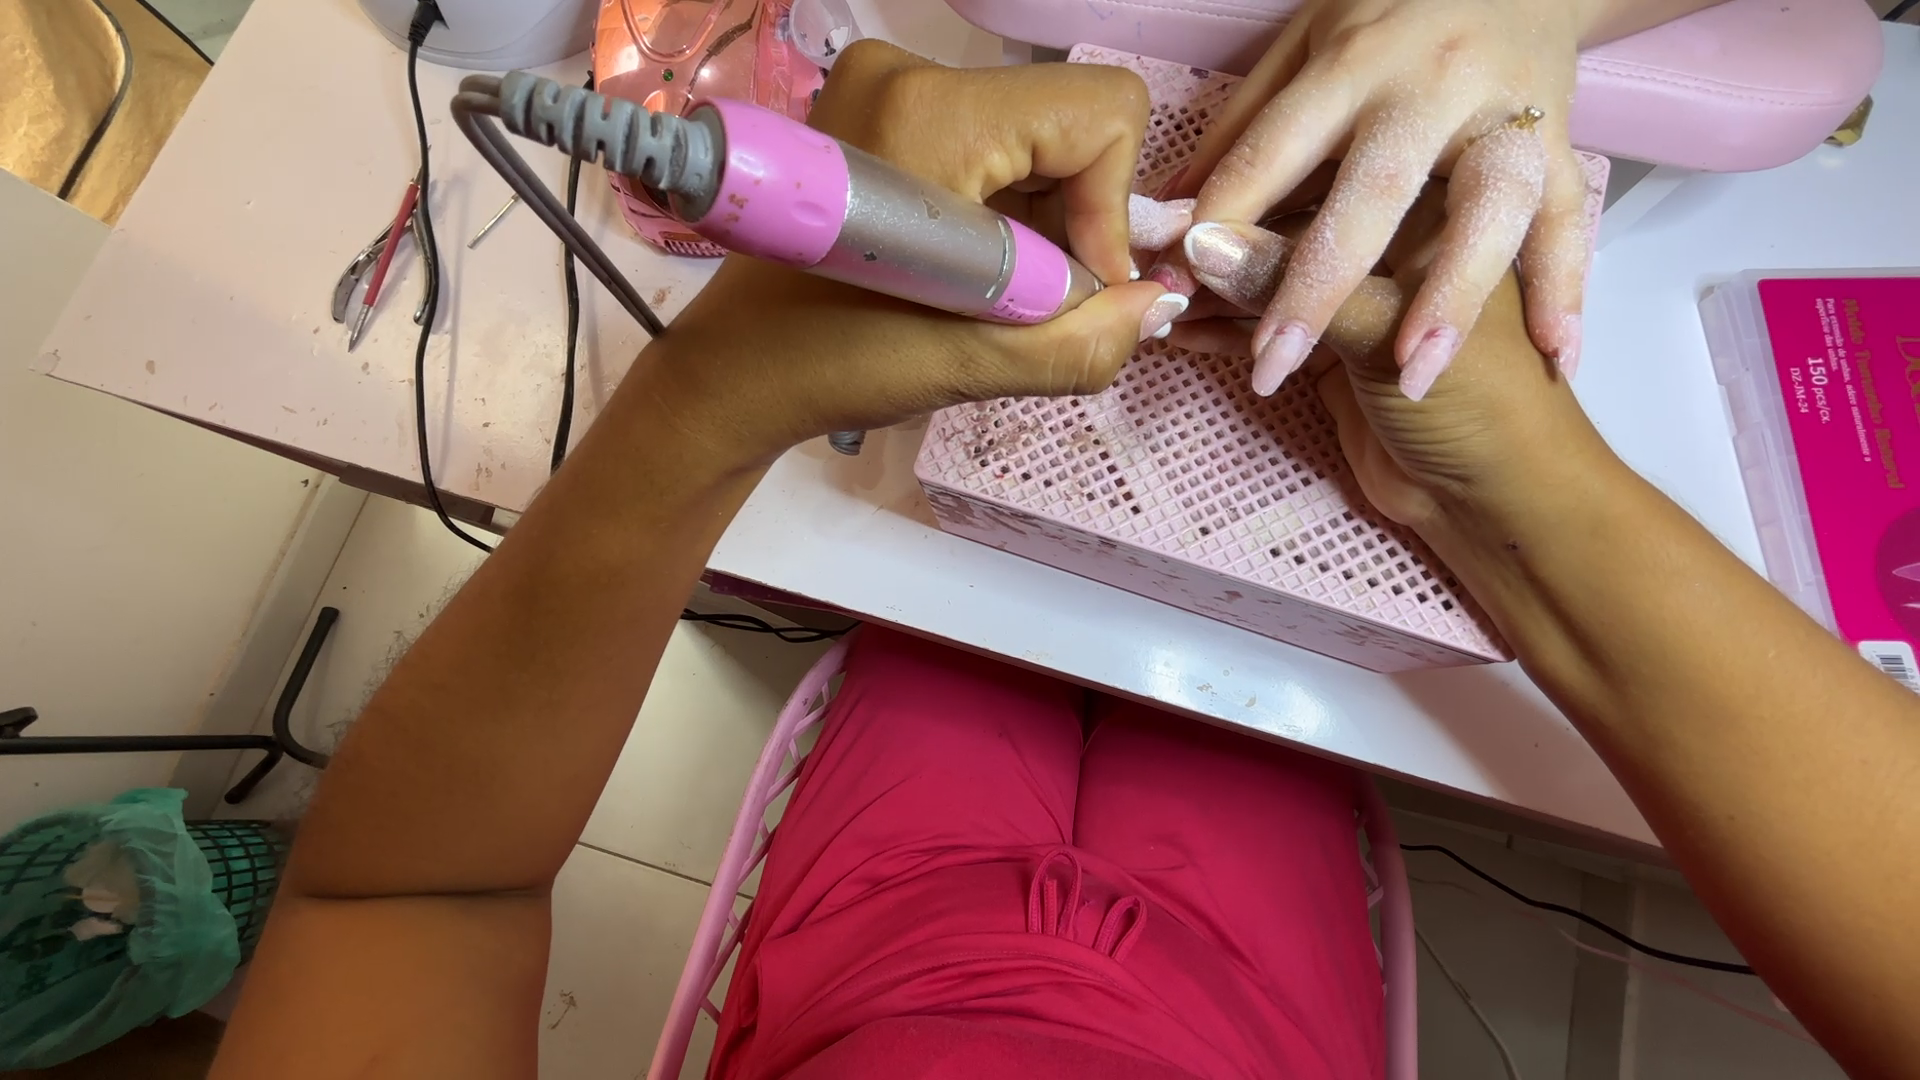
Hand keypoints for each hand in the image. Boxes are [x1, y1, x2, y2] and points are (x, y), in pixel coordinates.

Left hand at [644, 41, 1177, 465]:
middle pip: (1069, 125)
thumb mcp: (970, 365)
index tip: (1071, 293)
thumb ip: (1082, 342)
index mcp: (931, 116)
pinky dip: (1005, 221)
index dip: (1110, 212)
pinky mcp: (882, 121)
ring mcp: (890, 92)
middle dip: (1073, 227)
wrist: (739, 372)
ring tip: (987, 297)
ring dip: (1039, 231)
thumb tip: (1154, 302)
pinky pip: (992, 155)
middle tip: (1028, 304)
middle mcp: (910, 75)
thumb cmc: (833, 366)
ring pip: (1035, 144)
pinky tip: (968, 275)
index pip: (1101, 112)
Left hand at [1172, 0, 1591, 398]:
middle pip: (1370, 195)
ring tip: (1416, 375)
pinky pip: (1570, 218)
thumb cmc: (1388, 19)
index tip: (1183, 287)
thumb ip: (1241, 137)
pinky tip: (1557, 356)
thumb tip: (1169, 213)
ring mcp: (1509, 113)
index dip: (1223, 225)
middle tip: (1273, 364)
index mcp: (1352, 62)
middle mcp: (1433, 85)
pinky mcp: (1566, 140)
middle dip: (1317, 287)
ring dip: (1452, 298)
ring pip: (1488, 208)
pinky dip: (1569, 287)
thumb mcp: (1303, 57)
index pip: (1270, 155)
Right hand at [1176, 214, 1610, 533]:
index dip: (1240, 200)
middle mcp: (1380, 238)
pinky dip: (1222, 333)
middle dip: (1215, 249)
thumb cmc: (1476, 400)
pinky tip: (1179, 334)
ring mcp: (1349, 296)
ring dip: (1211, 295)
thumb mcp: (1381, 328)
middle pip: (1278, 229)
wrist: (1496, 496)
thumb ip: (1292, 282)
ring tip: (1155, 304)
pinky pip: (1262, 329)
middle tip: (1152, 264)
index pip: (1315, 182)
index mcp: (1419, 204)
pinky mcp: (1323, 347)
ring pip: (1265, 281)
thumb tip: (1200, 245)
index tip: (1173, 223)